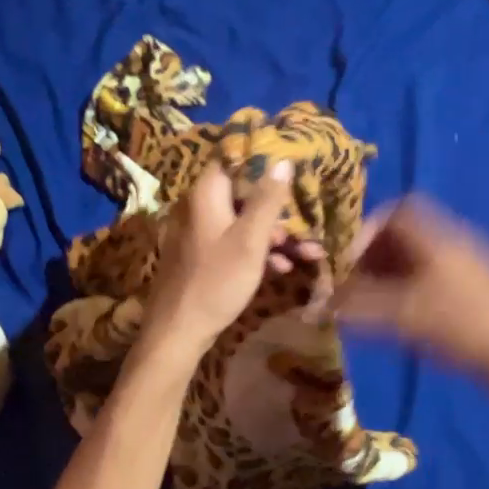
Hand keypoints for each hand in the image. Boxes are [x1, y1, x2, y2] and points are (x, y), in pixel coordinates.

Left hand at [141, 161, 312, 358]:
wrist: (179, 331)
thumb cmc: (216, 281)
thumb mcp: (250, 240)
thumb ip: (268, 200)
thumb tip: (282, 160)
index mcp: (206, 195)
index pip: (234, 158)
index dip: (264, 158)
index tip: (294, 163)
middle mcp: (199, 208)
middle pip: (244, 193)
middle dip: (280, 208)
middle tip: (309, 222)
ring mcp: (200, 234)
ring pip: (244, 222)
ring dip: (276, 235)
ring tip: (310, 252)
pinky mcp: (203, 257)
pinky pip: (235, 244)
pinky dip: (259, 252)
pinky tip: (283, 268)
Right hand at [332, 195, 488, 391]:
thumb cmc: (464, 327)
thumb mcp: (400, 316)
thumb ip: (355, 307)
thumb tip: (318, 305)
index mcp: (436, 238)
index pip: (396, 211)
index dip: (365, 231)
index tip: (346, 263)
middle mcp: (453, 243)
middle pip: (404, 236)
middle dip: (372, 259)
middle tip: (353, 289)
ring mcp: (470, 268)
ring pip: (418, 260)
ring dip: (389, 278)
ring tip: (372, 309)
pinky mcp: (479, 292)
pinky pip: (433, 279)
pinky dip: (409, 293)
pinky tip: (404, 322)